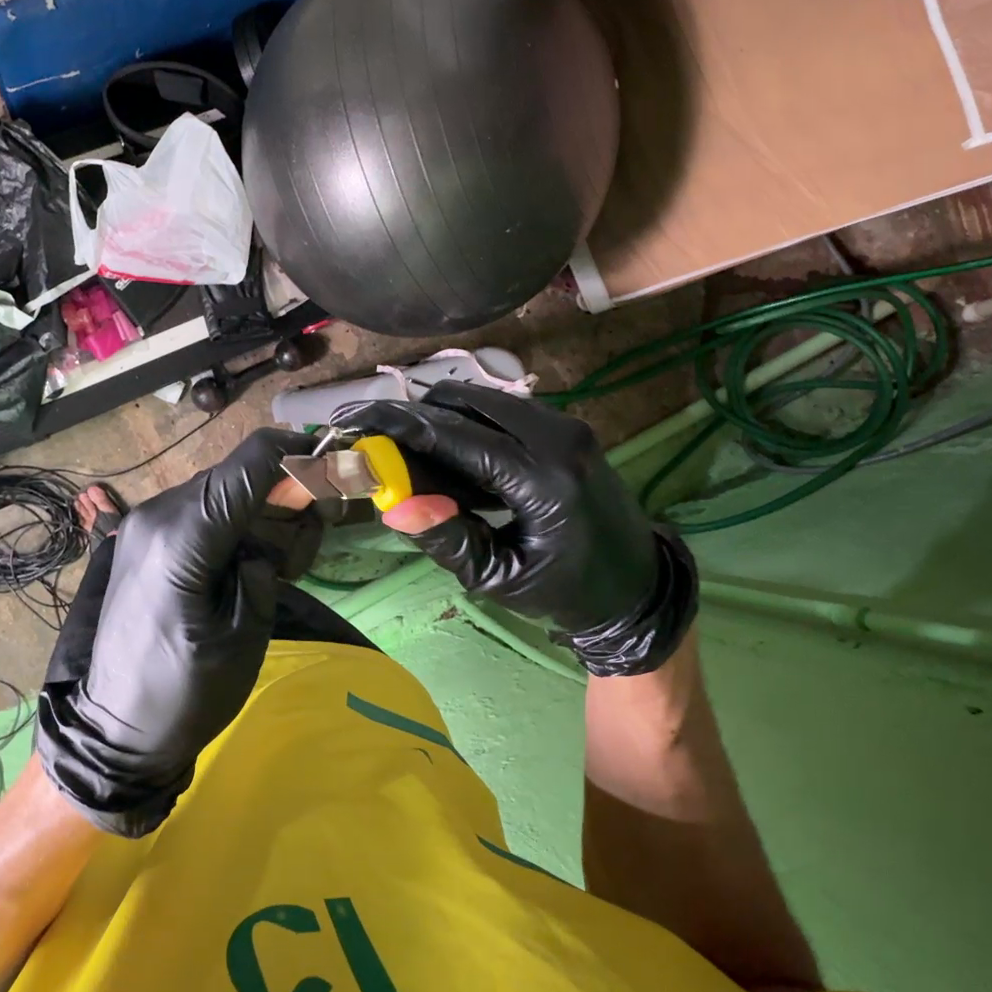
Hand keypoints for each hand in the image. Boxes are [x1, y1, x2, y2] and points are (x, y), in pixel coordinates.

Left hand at [36, 428, 317, 835]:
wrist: (117, 729)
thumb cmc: (186, 693)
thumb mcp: (244, 636)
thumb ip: (264, 564)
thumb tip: (276, 522)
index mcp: (181, 538)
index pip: (248, 465)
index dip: (296, 455)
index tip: (334, 468)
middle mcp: (156, 515)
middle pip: (237, 475)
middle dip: (281, 493)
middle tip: (304, 542)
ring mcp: (143, 525)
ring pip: (220, 491)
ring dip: (256, 512)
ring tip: (274, 564)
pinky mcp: (142, 539)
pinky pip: (199, 510)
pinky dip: (230, 523)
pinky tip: (242, 563)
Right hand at [342, 382, 695, 676]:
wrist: (636, 585)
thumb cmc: (564, 591)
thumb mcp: (498, 577)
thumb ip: (446, 538)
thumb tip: (393, 504)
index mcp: (544, 480)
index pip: (457, 435)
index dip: (399, 426)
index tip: (355, 420)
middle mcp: (558, 437)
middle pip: (465, 401)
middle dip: (412, 416)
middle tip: (375, 440)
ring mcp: (566, 425)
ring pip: (482, 400)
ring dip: (439, 419)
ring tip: (410, 456)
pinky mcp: (566, 426)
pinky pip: (501, 411)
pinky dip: (466, 424)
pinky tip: (450, 460)